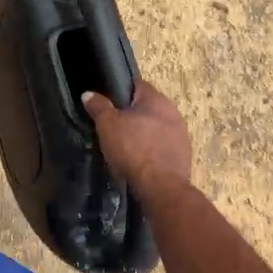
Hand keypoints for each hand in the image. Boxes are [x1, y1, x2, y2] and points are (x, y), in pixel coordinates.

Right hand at [82, 82, 192, 197]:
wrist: (161, 187)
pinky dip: (152, 148)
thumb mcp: (106, 124)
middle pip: (148, 107)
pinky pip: (163, 145)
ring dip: (144, 132)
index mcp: (157, 100)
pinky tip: (139, 159)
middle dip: (132, 114)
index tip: (107, 102)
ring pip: (157, 127)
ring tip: (125, 144)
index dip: (120, 91)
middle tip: (113, 124)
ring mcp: (182, 135)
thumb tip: (89, 94)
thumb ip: (98, 106)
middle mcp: (174, 113)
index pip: (137, 85)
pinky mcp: (184, 156)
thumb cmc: (132, 148)